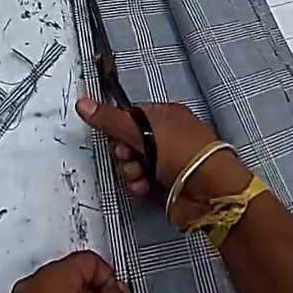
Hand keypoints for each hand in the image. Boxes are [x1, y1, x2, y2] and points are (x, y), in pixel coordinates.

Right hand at [75, 97, 250, 226]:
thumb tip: (83, 102)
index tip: (113, 135)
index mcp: (164, 115)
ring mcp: (166, 161)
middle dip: (124, 152)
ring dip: (130, 170)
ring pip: (133, 163)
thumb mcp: (143, 129)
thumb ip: (110, 119)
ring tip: (139, 174)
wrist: (209, 190)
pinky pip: (141, 180)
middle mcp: (166, 136)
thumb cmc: (182, 150)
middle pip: (128, 141)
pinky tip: (144, 187)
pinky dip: (139, 184)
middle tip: (128, 156)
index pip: (130, 116)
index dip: (118, 127)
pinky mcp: (165, 183)